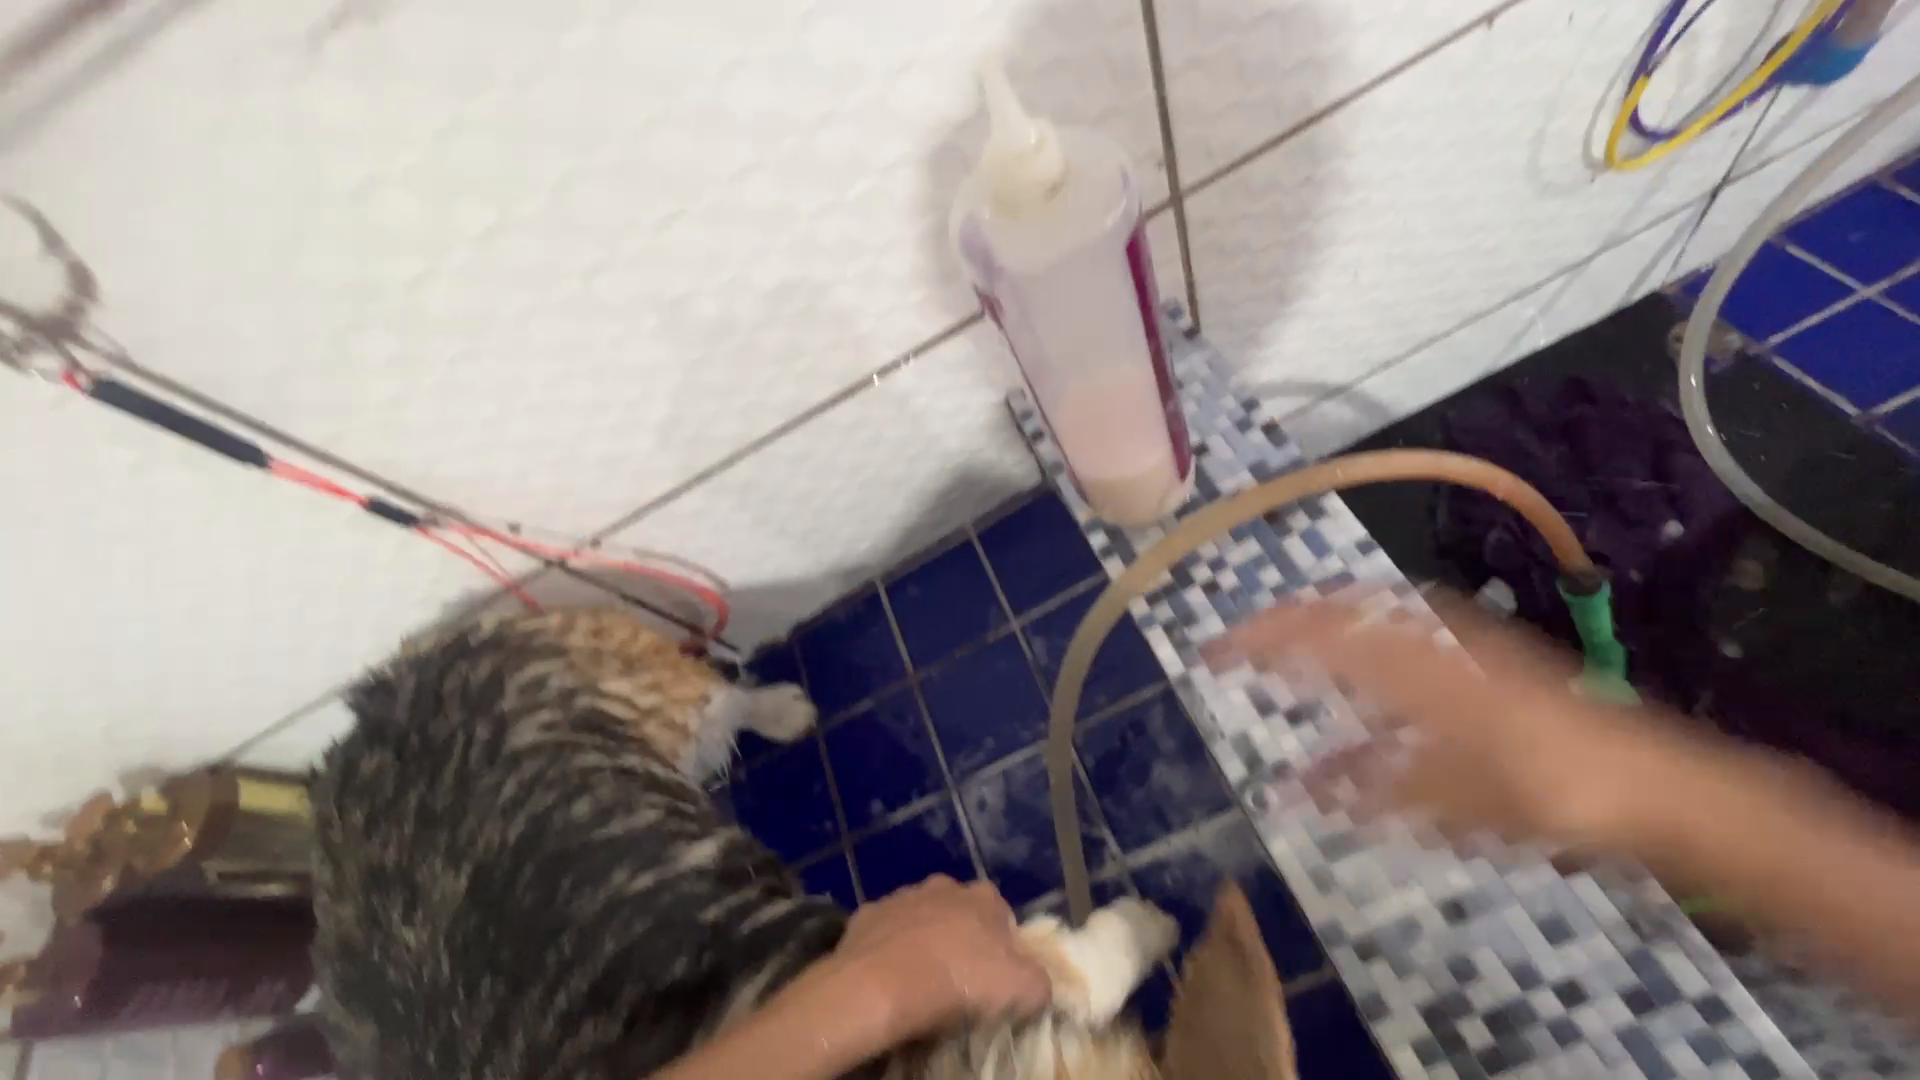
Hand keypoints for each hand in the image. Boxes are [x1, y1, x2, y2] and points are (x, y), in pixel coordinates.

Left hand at [806, 876, 1051, 1047]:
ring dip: (923, 939)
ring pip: (920, 916)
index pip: (1002, 915)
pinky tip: (890, 975)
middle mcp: (944, 886)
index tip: (995, 977)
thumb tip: (1040, 983)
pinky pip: (885, 931)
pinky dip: (889, 948)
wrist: (882, 984)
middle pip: (959, 911)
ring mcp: (902, 896)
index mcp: (984, 897)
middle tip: (959, 979)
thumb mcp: (1019, 990)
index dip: (1001, 946)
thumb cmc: (958, 982)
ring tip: (922, 980)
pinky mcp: (868, 913)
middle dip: (960, 937)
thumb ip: (1039, 981)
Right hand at [1201, 591, 1701, 849]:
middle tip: (1243, 634)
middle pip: (1338, 609)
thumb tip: (1291, 789)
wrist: (1659, 780)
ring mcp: (1460, 638)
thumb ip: (1366, 789)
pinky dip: (1369, 623)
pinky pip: (1407, 622)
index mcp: (1413, 671)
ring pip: (1372, 609)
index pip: (1315, 640)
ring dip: (1322, 615)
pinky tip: (1366, 643)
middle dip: (1282, 617)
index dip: (1258, 640)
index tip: (1214, 649)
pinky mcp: (1485, 648)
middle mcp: (1428, 640)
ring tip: (1288, 628)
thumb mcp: (1448, 803)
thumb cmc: (1547, 794)